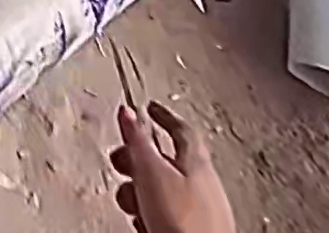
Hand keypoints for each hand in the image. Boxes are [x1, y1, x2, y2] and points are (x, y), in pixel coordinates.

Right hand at [109, 102, 233, 232]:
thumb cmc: (181, 220)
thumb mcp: (149, 168)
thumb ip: (137, 138)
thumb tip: (128, 112)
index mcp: (197, 164)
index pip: (181, 129)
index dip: (163, 116)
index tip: (150, 107)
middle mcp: (205, 185)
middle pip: (166, 159)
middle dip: (137, 158)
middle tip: (122, 160)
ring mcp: (204, 212)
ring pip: (163, 185)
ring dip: (140, 187)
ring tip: (132, 200)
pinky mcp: (196, 231)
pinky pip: (168, 209)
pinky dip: (151, 207)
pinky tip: (144, 217)